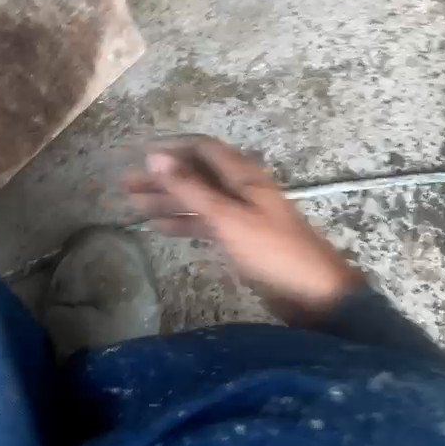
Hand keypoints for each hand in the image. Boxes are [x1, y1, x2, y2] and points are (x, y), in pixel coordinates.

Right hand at [124, 136, 364, 323]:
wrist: (318, 298)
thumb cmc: (272, 251)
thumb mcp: (226, 216)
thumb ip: (189, 187)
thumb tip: (153, 157)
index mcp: (242, 175)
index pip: (201, 147)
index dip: (170, 148)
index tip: (139, 156)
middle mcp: (240, 188)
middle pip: (194, 173)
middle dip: (161, 176)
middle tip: (126, 184)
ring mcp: (241, 213)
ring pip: (196, 197)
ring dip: (166, 199)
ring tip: (133, 205)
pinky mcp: (241, 238)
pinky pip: (204, 221)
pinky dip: (181, 221)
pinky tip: (156, 227)